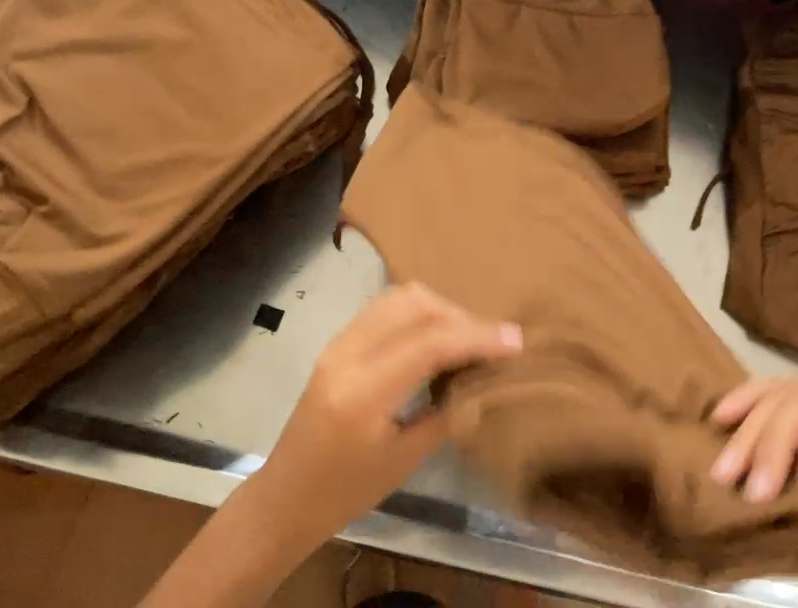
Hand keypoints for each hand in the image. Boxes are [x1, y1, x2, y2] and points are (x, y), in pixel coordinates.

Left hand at [260, 284, 522, 537]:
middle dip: (460, 315)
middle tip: (492, 340)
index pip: (430, 343)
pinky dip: (418, 312)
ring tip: (467, 335)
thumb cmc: (345, 493)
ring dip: (439, 308)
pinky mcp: (336, 344)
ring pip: (398, 298)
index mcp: (362, 394)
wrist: (282, 500)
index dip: (477, 336)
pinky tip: (437, 335)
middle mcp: (346, 356)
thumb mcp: (405, 460)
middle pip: (414, 304)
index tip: (515, 340)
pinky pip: (384, 308)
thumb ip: (445, 413)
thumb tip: (485, 380)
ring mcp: (336, 344)